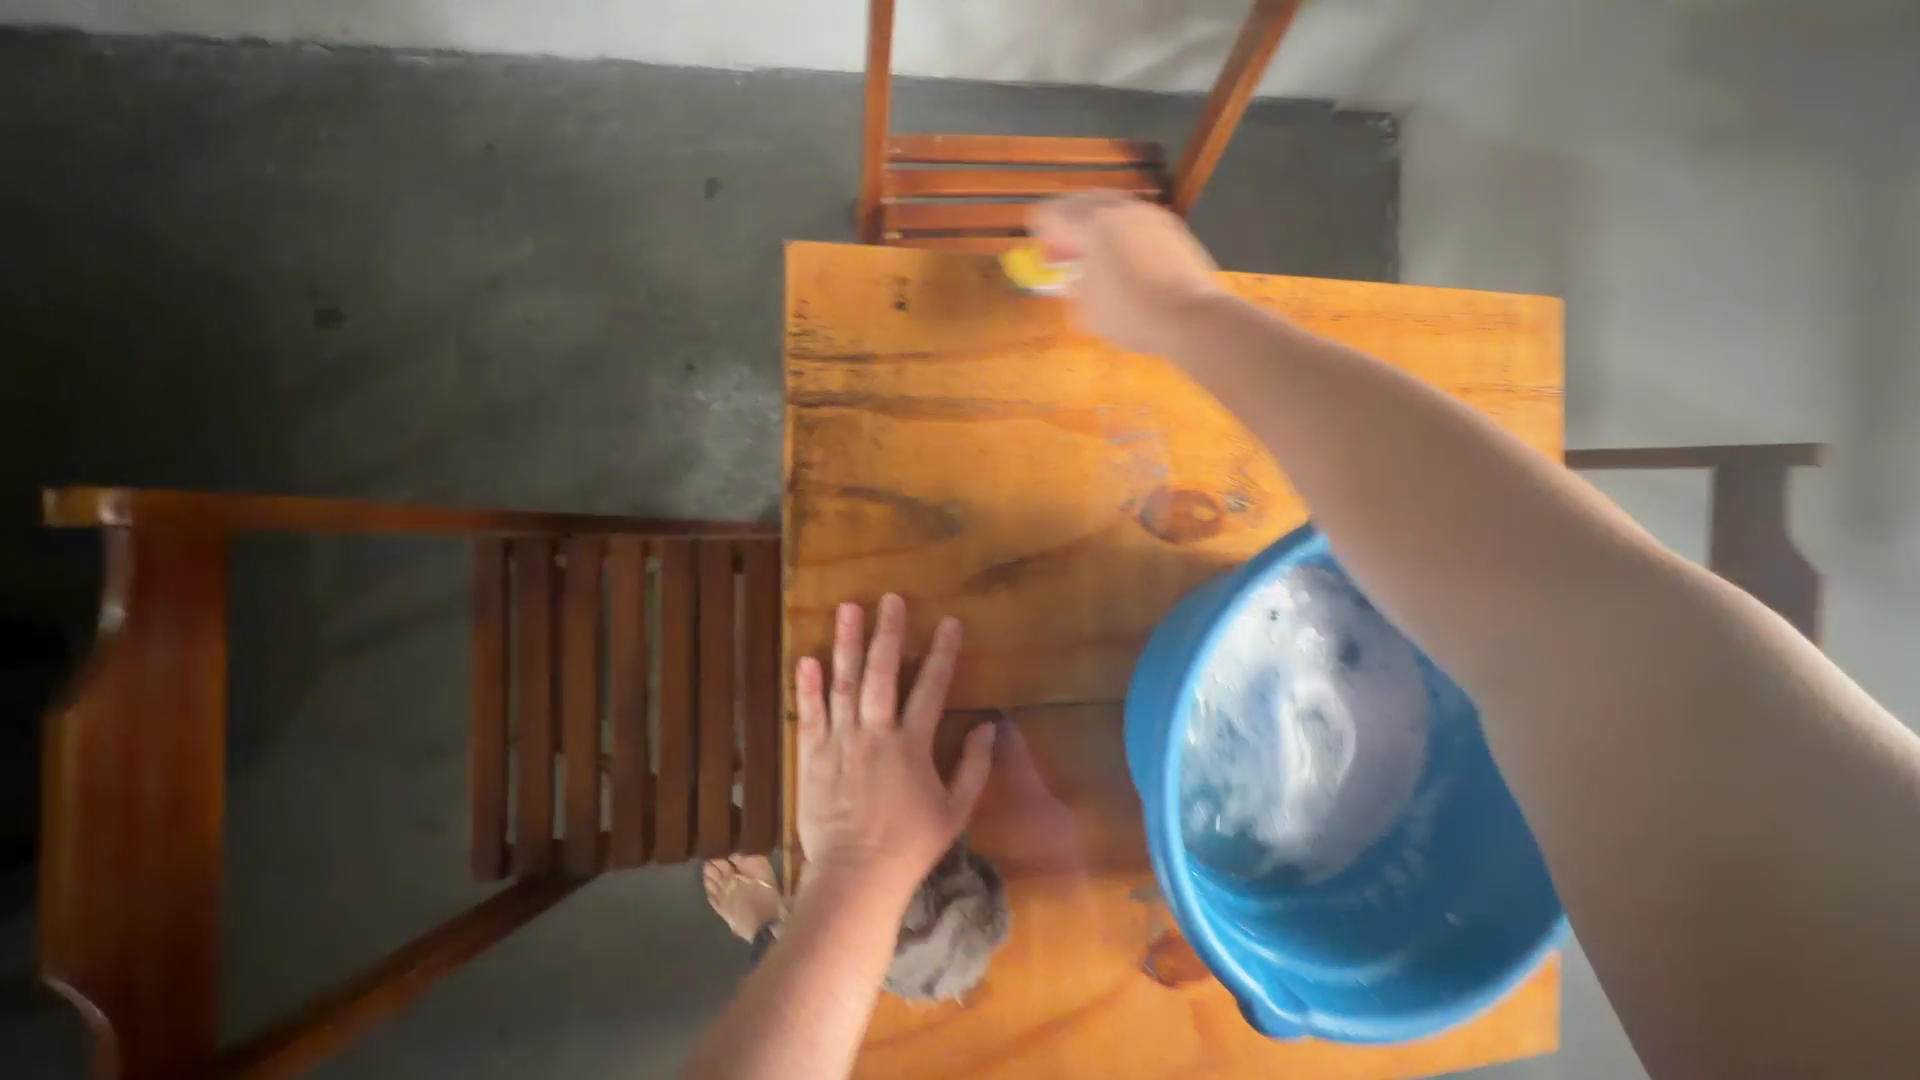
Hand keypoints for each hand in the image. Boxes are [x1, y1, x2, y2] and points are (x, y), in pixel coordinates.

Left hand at [795, 595, 995, 900]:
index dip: (942, 653)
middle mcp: (875, 734)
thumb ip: (974, 766)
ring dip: (846, 645)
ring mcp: (840, 743)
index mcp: (913, 745)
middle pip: (883, 674)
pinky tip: (807, 659)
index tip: (949, 623)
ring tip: (847, 609)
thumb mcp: (955, 810)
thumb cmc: (911, 845)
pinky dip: (808, 688)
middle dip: (888, 633)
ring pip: (844, 685)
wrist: (856, 875)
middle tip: (891, 599)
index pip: (932, 688)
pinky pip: (809, 716)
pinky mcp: (811, 757)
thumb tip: (989, 726)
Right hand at [1028, 194, 1226, 355]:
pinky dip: (1123, 233)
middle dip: (1069, 221)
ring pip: (1113, 209)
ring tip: (1095, 252)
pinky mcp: (1172, 228)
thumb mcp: (1086, 308)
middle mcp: (1119, 209)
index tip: (1041, 245)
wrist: (1189, 316)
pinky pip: (1136, 222)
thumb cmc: (1130, 315)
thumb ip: (1074, 284)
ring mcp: (1149, 215)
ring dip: (1098, 225)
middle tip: (1063, 245)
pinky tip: (1124, 257)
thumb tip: (1078, 275)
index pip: (1053, 213)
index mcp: (1091, 224)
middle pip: (1083, 202)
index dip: (1042, 228)